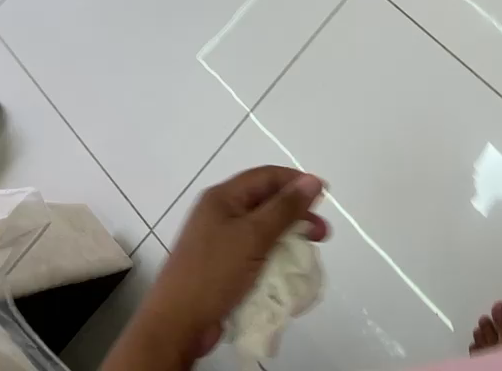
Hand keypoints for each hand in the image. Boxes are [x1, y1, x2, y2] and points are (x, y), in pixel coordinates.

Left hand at [109, 167, 328, 369]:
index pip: (266, 176)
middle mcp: (221, 213)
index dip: (296, 181)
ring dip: (287, 238)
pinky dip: (273, 257)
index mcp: (223, 197)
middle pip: (266, 203)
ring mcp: (219, 240)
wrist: (176, 325)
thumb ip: (285, 208)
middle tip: (321, 232)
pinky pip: (254, 253)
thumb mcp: (253, 236)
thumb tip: (312, 181)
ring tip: (308, 254)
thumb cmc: (214, 272)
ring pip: (262, 230)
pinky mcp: (222, 266)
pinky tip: (287, 270)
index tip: (324, 196)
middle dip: (296, 214)